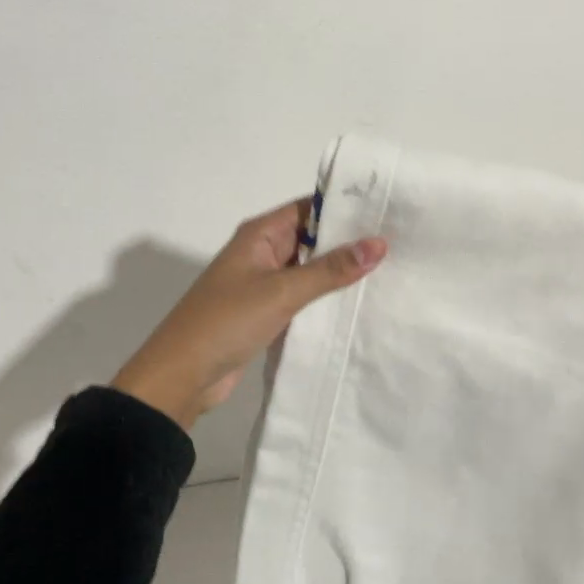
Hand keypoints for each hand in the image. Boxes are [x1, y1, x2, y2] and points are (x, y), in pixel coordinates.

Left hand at [112, 199, 386, 431]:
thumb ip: (331, 270)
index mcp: (259, 235)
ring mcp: (263, 286)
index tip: (388, 210)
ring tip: (390, 272)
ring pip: (309, 272)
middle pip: (312, 240)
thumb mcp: (282, 291)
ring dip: (340, 275)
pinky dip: (325, 302)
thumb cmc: (227, 322)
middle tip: (400, 244)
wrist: (183, 375)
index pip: (309, 208)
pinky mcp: (266, 315)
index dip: (345, 208)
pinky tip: (359, 306)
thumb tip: (378, 244)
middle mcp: (262, 254)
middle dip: (349, 243)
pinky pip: (302, 300)